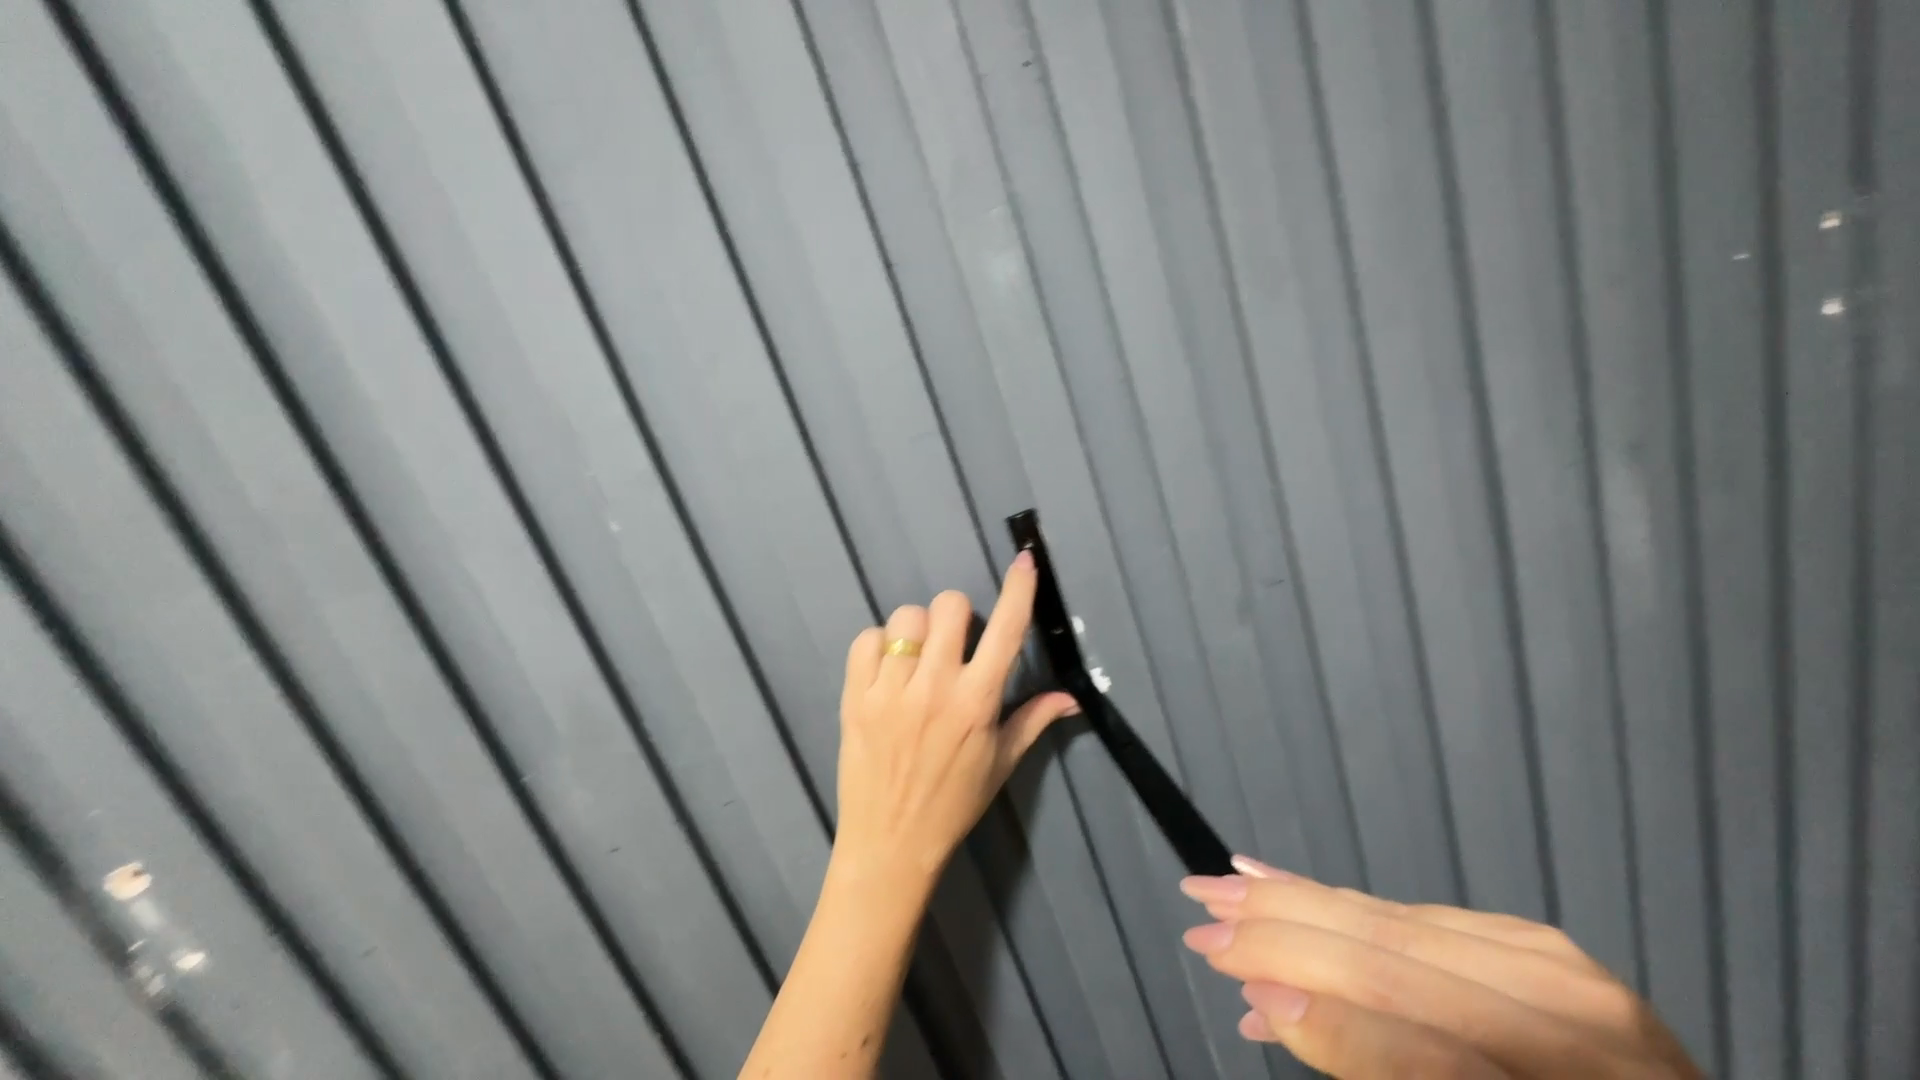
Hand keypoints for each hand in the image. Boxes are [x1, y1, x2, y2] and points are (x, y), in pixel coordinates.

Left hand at [832, 552, 1079, 879]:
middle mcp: (935, 688)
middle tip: (954, 644)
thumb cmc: (954, 803)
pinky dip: (878, 646)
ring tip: (916, 659)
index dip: (1019, 590)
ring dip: (917, 630)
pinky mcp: (855, 698)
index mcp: (977, 703)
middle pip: (949, 606)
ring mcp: (891, 691)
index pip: (1006, 631)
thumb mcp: (1001, 763)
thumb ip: (1033, 721)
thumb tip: (1072, 698)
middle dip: (958, 615)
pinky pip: (865, 640)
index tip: (1024, 561)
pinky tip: (886, 670)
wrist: (891, 843)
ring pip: (906, 618)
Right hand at [1179, 858, 1702, 1078]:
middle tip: (1200, 911)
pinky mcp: (1543, 944)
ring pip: (1399, 922)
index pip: (1428, 1053)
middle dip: (1285, 934)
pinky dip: (1345, 905)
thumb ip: (1386, 1069)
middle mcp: (1575, 1024)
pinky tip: (1292, 887)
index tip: (1235, 984)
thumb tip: (1277, 1000)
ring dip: (1298, 901)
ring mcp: (1563, 972)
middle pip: (1401, 963)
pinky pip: (1420, 916)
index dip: (1328, 1023)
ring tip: (1226, 888)